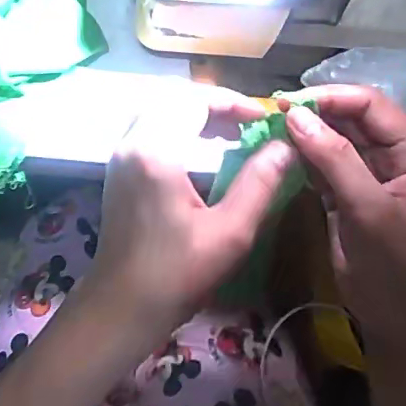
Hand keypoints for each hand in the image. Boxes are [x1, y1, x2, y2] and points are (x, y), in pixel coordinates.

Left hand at [82, 86, 296, 338]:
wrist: (121, 306)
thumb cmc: (177, 273)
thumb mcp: (230, 232)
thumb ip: (260, 183)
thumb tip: (287, 146)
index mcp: (156, 150)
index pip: (195, 100)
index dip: (233, 102)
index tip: (263, 118)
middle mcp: (132, 143)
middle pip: (173, 99)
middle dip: (214, 104)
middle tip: (248, 123)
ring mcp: (120, 156)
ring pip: (158, 112)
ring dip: (194, 115)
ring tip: (231, 135)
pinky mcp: (118, 171)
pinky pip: (149, 130)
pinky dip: (177, 129)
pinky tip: (203, 153)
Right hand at [285, 85, 405, 347]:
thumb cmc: (399, 273)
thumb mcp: (368, 212)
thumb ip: (334, 159)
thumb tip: (295, 114)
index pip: (372, 106)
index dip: (329, 98)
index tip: (285, 102)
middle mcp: (402, 160)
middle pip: (355, 121)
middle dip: (315, 115)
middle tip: (271, 114)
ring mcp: (379, 180)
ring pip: (340, 143)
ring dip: (308, 137)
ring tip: (271, 131)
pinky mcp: (358, 199)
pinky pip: (331, 169)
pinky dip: (308, 161)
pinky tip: (283, 156)